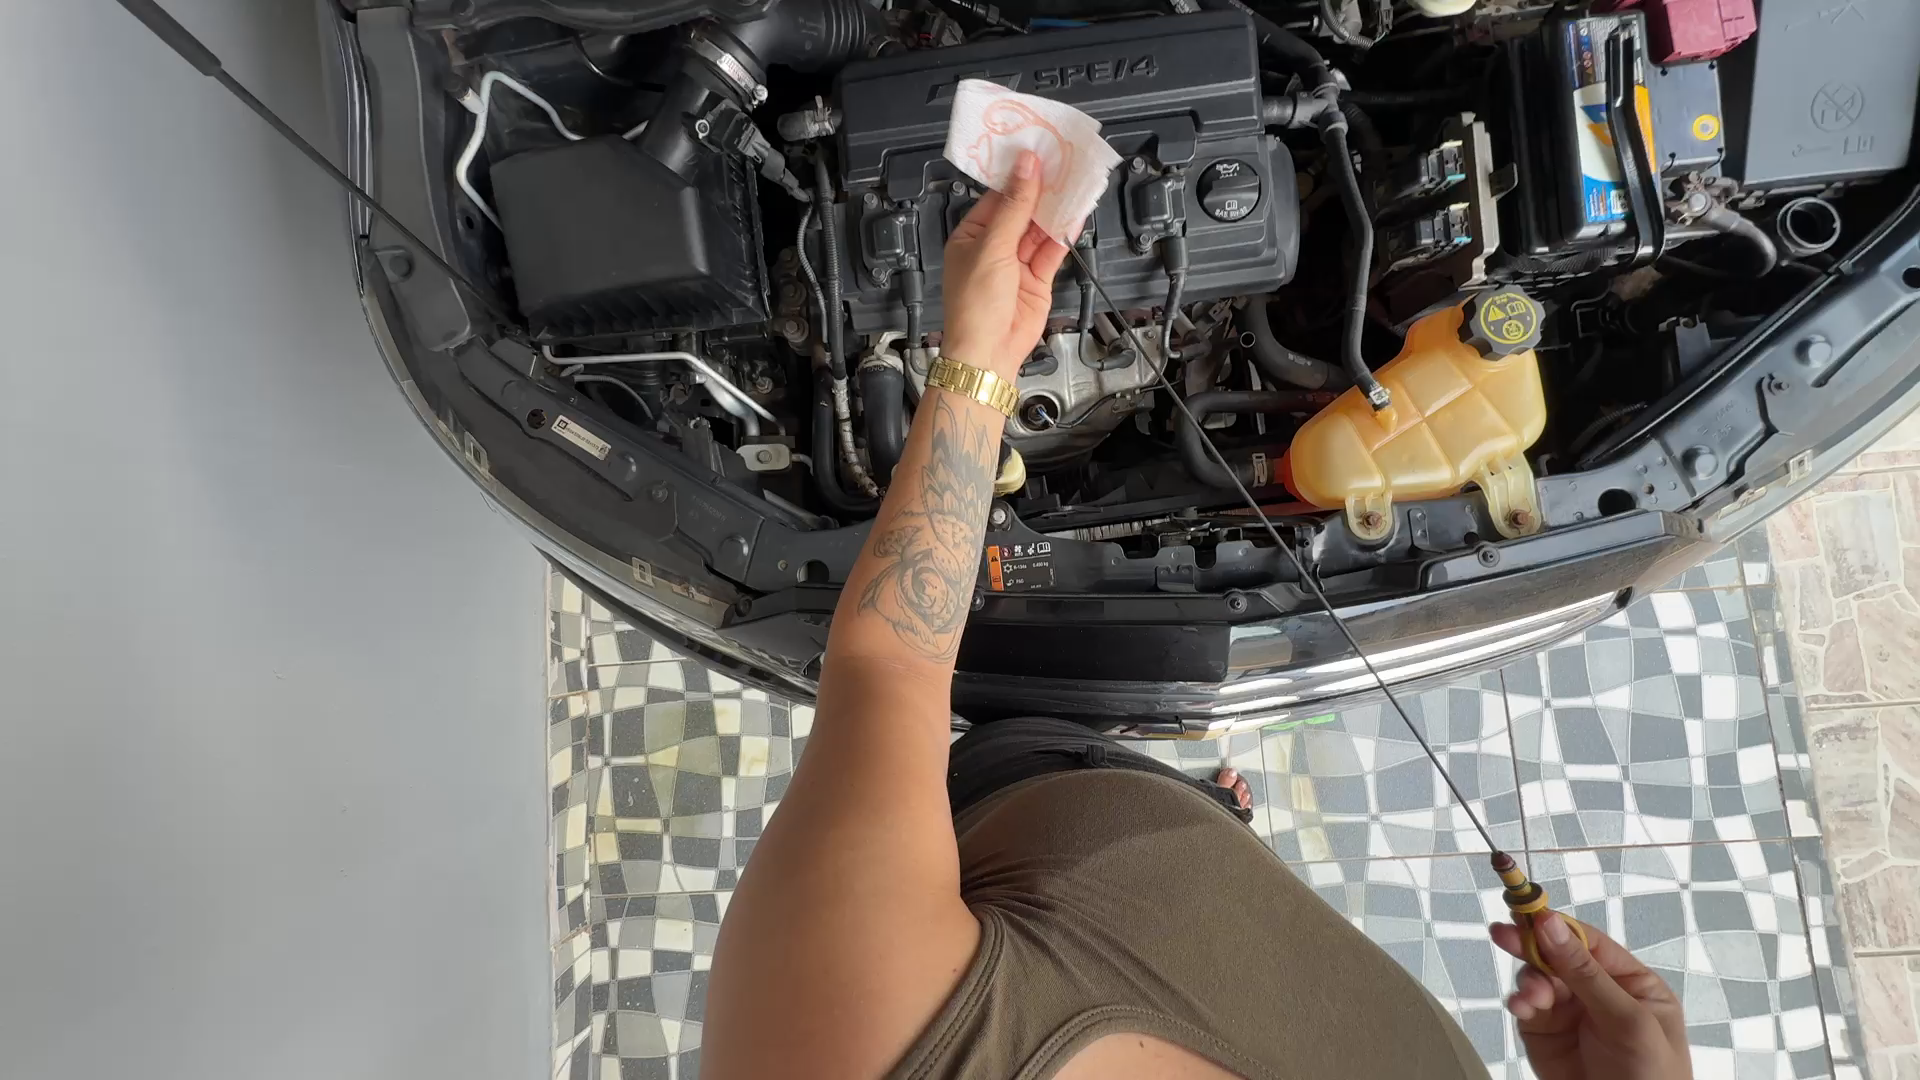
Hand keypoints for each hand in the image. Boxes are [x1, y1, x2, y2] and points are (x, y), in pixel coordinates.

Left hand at [940, 151, 1071, 381]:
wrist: (988, 354)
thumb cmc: (975, 306)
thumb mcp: (992, 248)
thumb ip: (1014, 208)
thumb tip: (1026, 167)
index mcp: (971, 237)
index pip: (997, 198)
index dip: (1018, 176)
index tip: (1037, 152)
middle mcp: (994, 248)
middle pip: (1022, 211)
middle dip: (1041, 190)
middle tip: (1063, 161)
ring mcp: (1017, 265)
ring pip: (1040, 230)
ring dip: (1056, 210)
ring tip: (1075, 182)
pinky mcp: (1038, 281)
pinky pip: (1052, 251)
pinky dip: (1064, 235)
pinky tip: (1076, 215)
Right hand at [1490, 914, 1690, 1079]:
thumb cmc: (1648, 1078)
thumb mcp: (1627, 1023)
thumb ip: (1585, 972)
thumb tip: (1546, 919)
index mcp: (1630, 983)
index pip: (1586, 941)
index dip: (1555, 925)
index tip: (1524, 913)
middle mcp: (1596, 989)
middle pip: (1553, 951)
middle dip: (1528, 944)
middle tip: (1502, 935)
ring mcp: (1567, 1007)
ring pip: (1534, 973)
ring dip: (1529, 982)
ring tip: (1531, 1001)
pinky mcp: (1542, 1025)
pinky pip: (1523, 1001)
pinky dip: (1519, 1001)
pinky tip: (1522, 1009)